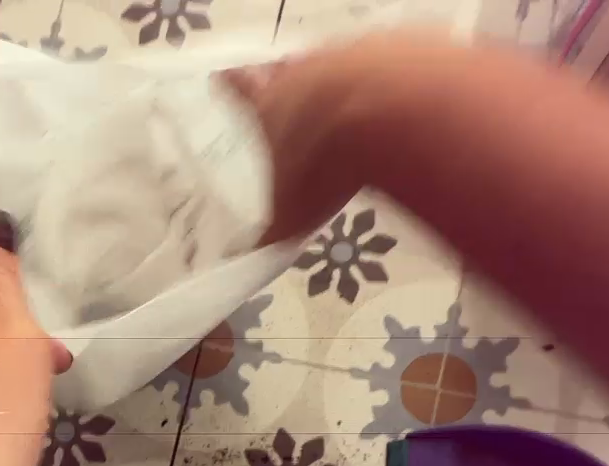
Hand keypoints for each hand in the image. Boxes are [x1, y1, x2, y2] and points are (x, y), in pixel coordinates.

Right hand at [226, 32, 454, 243]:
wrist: (380, 120)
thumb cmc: (319, 167)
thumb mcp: (289, 217)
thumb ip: (269, 236)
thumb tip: (244, 261)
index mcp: (267, 106)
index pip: (239, 89)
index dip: (230, 85)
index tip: (222, 78)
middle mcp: (301, 76)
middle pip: (283, 71)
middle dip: (281, 81)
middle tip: (281, 88)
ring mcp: (344, 62)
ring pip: (329, 68)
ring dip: (329, 86)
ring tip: (334, 107)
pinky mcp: (386, 62)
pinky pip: (373, 74)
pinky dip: (371, 92)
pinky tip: (378, 112)